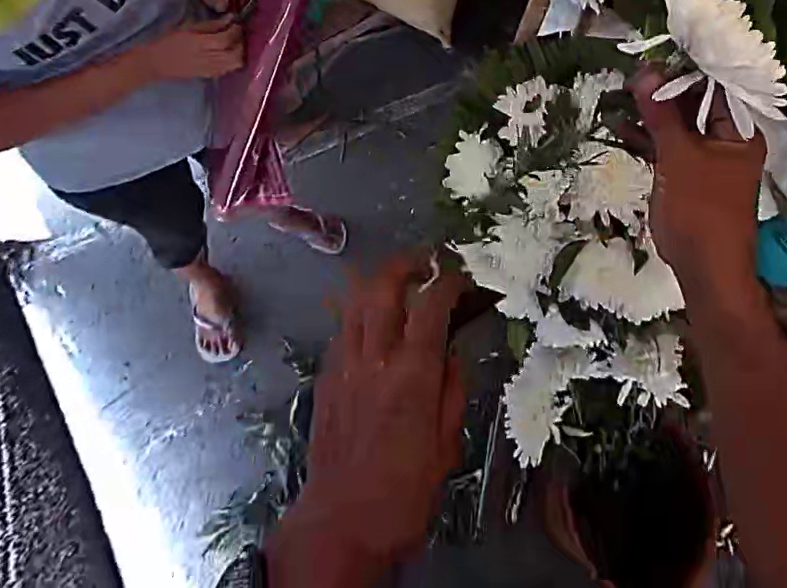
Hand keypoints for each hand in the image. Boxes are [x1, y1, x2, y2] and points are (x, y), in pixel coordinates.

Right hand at [135, 16, 243, 80]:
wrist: (156, 63)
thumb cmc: (170, 42)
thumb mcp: (188, 27)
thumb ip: (211, 24)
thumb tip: (230, 18)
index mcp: (201, 44)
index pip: (227, 39)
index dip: (236, 31)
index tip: (237, 24)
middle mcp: (208, 58)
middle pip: (235, 53)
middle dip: (240, 42)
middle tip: (237, 34)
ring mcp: (210, 69)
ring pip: (235, 63)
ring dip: (239, 52)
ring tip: (234, 44)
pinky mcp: (209, 75)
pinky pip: (228, 69)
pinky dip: (233, 61)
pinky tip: (227, 54)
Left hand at [267, 255, 466, 587]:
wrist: (340, 524)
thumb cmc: (404, 492)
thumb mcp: (447, 446)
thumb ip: (453, 391)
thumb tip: (452, 355)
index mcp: (412, 374)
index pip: (432, 306)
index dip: (448, 282)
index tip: (461, 278)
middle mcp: (375, 358)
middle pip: (384, 288)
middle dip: (405, 265)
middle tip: (423, 262)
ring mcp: (345, 365)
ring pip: (356, 302)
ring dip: (378, 283)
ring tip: (397, 281)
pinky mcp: (325, 378)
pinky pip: (343, 330)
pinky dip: (360, 315)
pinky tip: (372, 324)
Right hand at [629, 66, 767, 299]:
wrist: (705, 269)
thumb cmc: (701, 209)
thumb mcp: (679, 156)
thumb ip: (661, 113)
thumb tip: (645, 72)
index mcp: (739, 130)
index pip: (715, 86)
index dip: (685, 68)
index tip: (652, 55)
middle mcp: (726, 138)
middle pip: (693, 102)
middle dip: (662, 90)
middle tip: (629, 76)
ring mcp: (706, 157)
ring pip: (677, 124)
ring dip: (650, 112)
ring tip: (619, 95)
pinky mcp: (687, 173)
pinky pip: (667, 146)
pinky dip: (647, 137)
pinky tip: (619, 126)